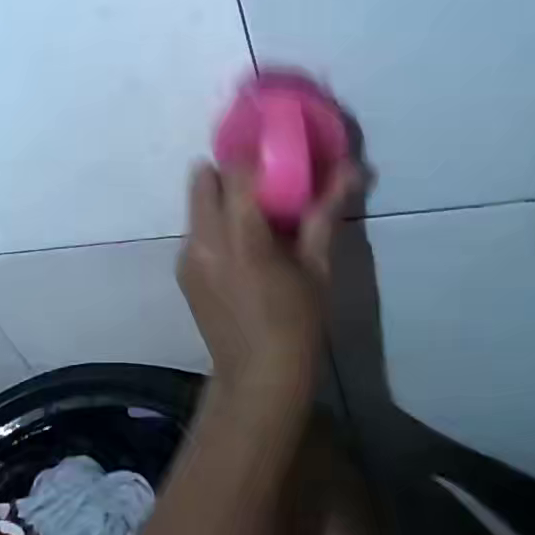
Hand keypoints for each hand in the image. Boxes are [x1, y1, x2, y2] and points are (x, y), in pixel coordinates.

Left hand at [177, 162, 362, 396]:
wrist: (258, 378)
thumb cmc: (298, 323)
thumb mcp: (318, 268)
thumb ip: (326, 213)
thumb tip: (351, 169)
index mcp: (241, 239)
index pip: (235, 172)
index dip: (254, 157)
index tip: (276, 155)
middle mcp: (204, 240)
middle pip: (203, 178)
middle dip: (230, 173)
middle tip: (261, 184)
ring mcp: (187, 256)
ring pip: (196, 203)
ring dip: (220, 197)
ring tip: (251, 216)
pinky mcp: (182, 270)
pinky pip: (195, 229)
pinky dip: (213, 223)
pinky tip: (238, 248)